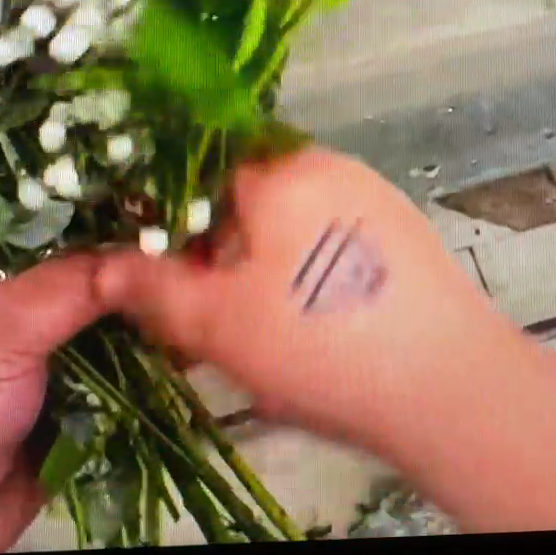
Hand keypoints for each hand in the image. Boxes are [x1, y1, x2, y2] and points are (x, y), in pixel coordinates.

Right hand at [94, 147, 510, 458]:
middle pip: (243, 194)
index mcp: (280, 169)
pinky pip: (326, 237)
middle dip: (214, 247)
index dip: (168, 216)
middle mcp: (328, 165)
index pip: (198, 166)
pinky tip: (306, 323)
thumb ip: (153, 287)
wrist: (455, 388)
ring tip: (253, 326)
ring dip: (256, 263)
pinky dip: (300, 270)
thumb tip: (99, 266)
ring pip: (286, 220)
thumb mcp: (219, 323)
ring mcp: (370, 196)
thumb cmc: (323, 344)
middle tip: (203, 308)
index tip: (159, 265)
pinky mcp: (399, 232)